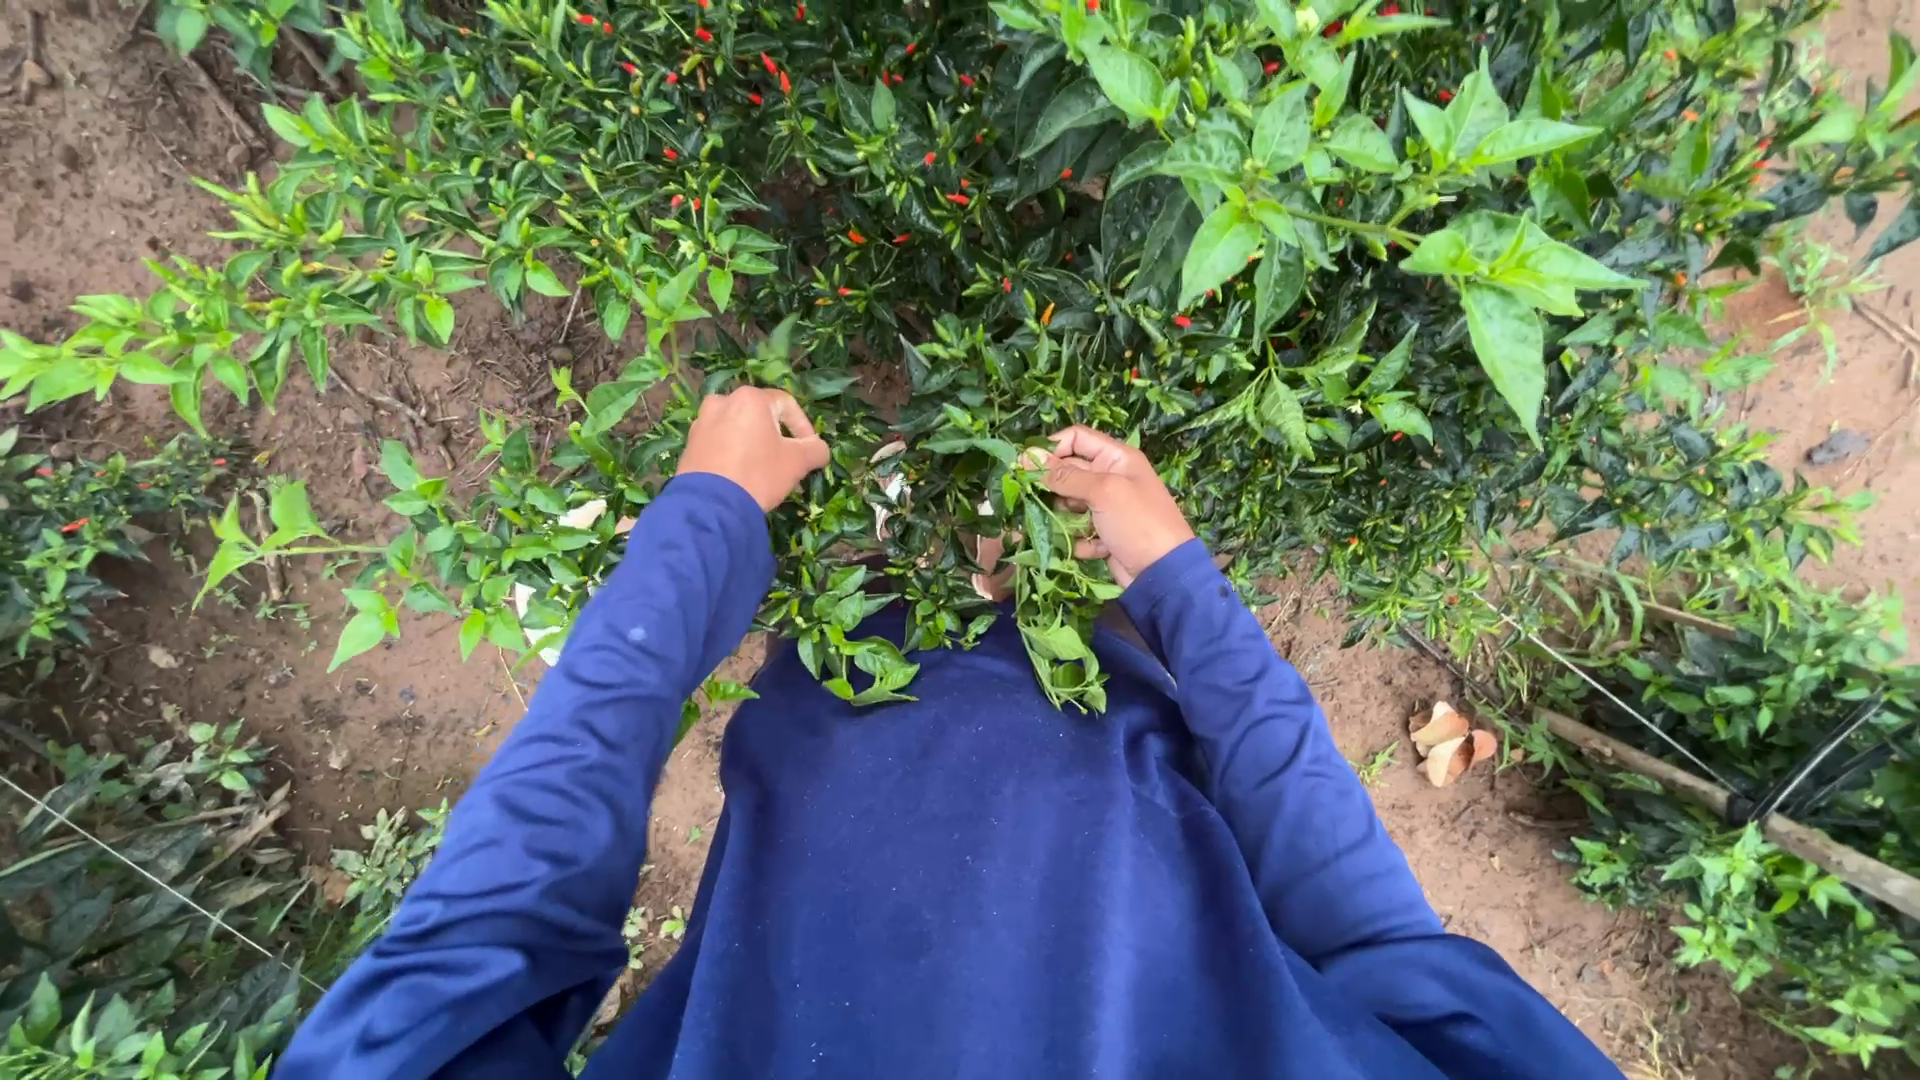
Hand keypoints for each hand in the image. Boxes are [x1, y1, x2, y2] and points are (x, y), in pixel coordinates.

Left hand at [677, 387, 830, 511]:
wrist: (711, 506)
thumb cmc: (758, 475)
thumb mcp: (797, 463)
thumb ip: (816, 450)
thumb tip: (820, 449)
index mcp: (750, 399)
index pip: (787, 405)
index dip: (804, 428)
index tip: (810, 451)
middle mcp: (723, 402)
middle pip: (761, 417)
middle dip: (779, 438)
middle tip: (789, 462)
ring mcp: (702, 422)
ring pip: (740, 429)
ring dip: (756, 446)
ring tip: (766, 471)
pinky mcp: (690, 444)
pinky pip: (721, 443)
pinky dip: (735, 454)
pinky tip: (743, 476)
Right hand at [1042, 425, 1195, 588]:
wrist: (1163, 572)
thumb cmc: (1137, 522)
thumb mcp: (1103, 491)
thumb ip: (1066, 475)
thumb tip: (1027, 458)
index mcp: (1116, 458)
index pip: (1076, 438)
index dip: (1051, 448)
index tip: (1025, 466)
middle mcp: (1111, 478)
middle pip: (1068, 472)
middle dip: (1051, 487)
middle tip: (1033, 500)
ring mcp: (1107, 507)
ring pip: (1069, 504)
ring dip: (1061, 516)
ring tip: (1059, 527)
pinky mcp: (1104, 533)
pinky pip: (1079, 530)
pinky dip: (1079, 540)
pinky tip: (1089, 548)